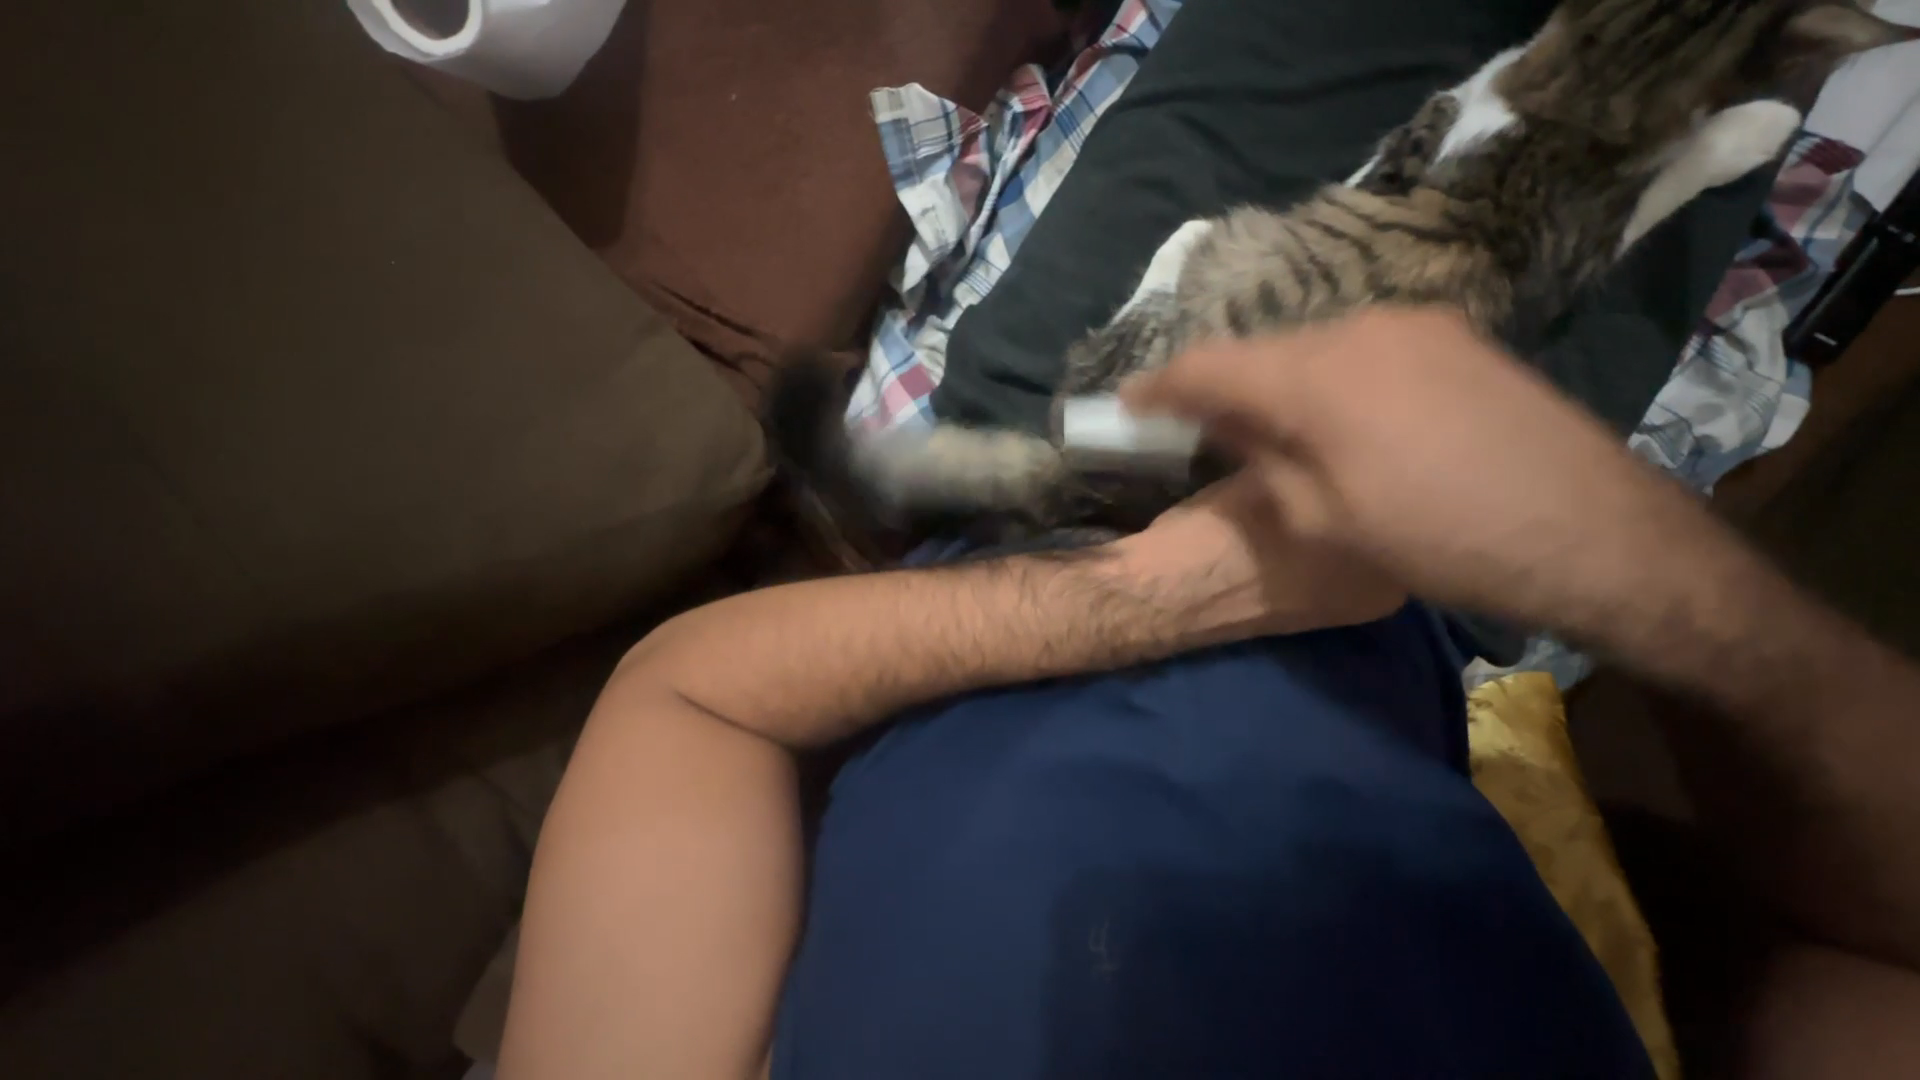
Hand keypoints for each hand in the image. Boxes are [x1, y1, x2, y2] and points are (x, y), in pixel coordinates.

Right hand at [1120, 308, 1702, 630]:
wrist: (1589, 532)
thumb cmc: (1435, 538)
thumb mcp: (1319, 516)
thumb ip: (1257, 455)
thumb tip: (1223, 421)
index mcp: (1314, 376)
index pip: (1208, 365)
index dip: (1159, 386)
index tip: (1128, 406)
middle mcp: (1358, 328)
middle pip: (1260, 350)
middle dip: (1222, 387)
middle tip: (1201, 428)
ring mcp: (1414, 324)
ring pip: (1312, 346)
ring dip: (1279, 382)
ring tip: (1274, 429)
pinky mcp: (1454, 335)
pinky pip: (1362, 347)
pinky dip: (1329, 377)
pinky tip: (1342, 418)